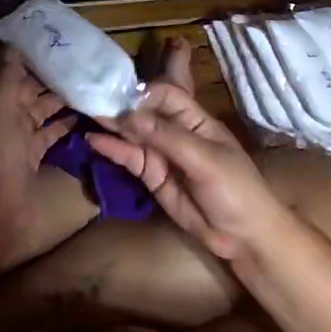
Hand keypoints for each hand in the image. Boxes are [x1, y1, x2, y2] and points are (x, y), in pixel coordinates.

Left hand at [0, 50, 75, 265]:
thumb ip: (6, 82)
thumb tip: (12, 44)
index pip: (19, 71)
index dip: (37, 56)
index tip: (63, 40)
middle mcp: (11, 116)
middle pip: (36, 89)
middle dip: (57, 75)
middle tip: (88, 60)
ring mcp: (25, 137)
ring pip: (48, 109)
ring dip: (67, 98)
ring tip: (94, 82)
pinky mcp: (37, 156)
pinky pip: (55, 132)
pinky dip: (70, 123)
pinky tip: (89, 114)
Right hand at [89, 40, 293, 261]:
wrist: (244, 236)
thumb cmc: (235, 189)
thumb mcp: (205, 160)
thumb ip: (168, 137)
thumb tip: (131, 116)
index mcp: (195, 119)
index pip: (165, 95)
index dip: (144, 95)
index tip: (123, 100)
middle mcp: (176, 131)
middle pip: (145, 112)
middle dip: (122, 106)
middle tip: (92, 99)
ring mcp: (163, 154)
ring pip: (133, 134)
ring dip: (112, 125)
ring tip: (86, 114)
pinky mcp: (153, 177)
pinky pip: (130, 158)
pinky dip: (112, 149)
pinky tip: (93, 140)